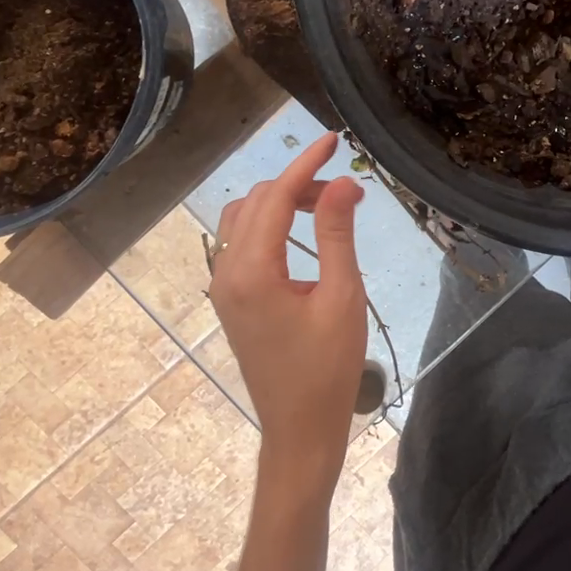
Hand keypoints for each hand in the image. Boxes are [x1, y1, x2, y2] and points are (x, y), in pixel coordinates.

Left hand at [209, 134, 367, 478]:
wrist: (299, 430)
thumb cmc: (327, 368)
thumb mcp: (342, 296)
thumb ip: (337, 234)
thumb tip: (343, 182)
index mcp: (252, 272)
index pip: (276, 197)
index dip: (305, 164)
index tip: (335, 140)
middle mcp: (227, 273)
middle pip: (256, 203)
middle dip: (298, 184)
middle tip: (346, 193)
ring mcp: (224, 287)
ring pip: (244, 219)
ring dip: (282, 202)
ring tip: (328, 208)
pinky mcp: (232, 299)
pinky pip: (242, 242)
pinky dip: (271, 224)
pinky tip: (302, 233)